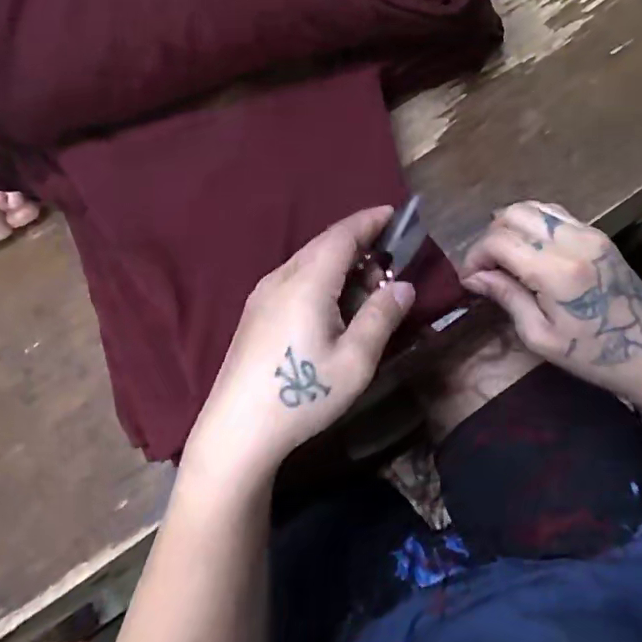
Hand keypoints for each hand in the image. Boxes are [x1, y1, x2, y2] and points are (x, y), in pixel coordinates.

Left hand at [186, 206, 416, 474]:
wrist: (238, 427)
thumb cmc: (303, 394)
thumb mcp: (355, 360)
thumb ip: (381, 317)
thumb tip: (403, 286)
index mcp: (307, 281)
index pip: (342, 234)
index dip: (369, 221)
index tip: (394, 214)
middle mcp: (280, 278)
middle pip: (323, 246)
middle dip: (358, 246)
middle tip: (388, 268)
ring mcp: (261, 296)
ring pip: (306, 264)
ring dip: (338, 266)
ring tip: (364, 292)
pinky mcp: (254, 315)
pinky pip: (292, 281)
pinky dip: (319, 281)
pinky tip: (330, 310)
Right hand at [460, 201, 641, 410]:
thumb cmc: (592, 355)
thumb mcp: (539, 336)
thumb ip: (506, 297)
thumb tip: (473, 277)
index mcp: (556, 271)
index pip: (499, 240)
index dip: (475, 256)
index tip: (469, 280)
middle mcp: (573, 241)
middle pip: (513, 214)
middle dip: (490, 238)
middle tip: (486, 268)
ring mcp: (590, 233)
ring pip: (533, 207)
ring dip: (510, 228)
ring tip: (505, 259)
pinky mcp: (598, 235)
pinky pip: (554, 215)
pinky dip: (532, 226)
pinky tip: (529, 253)